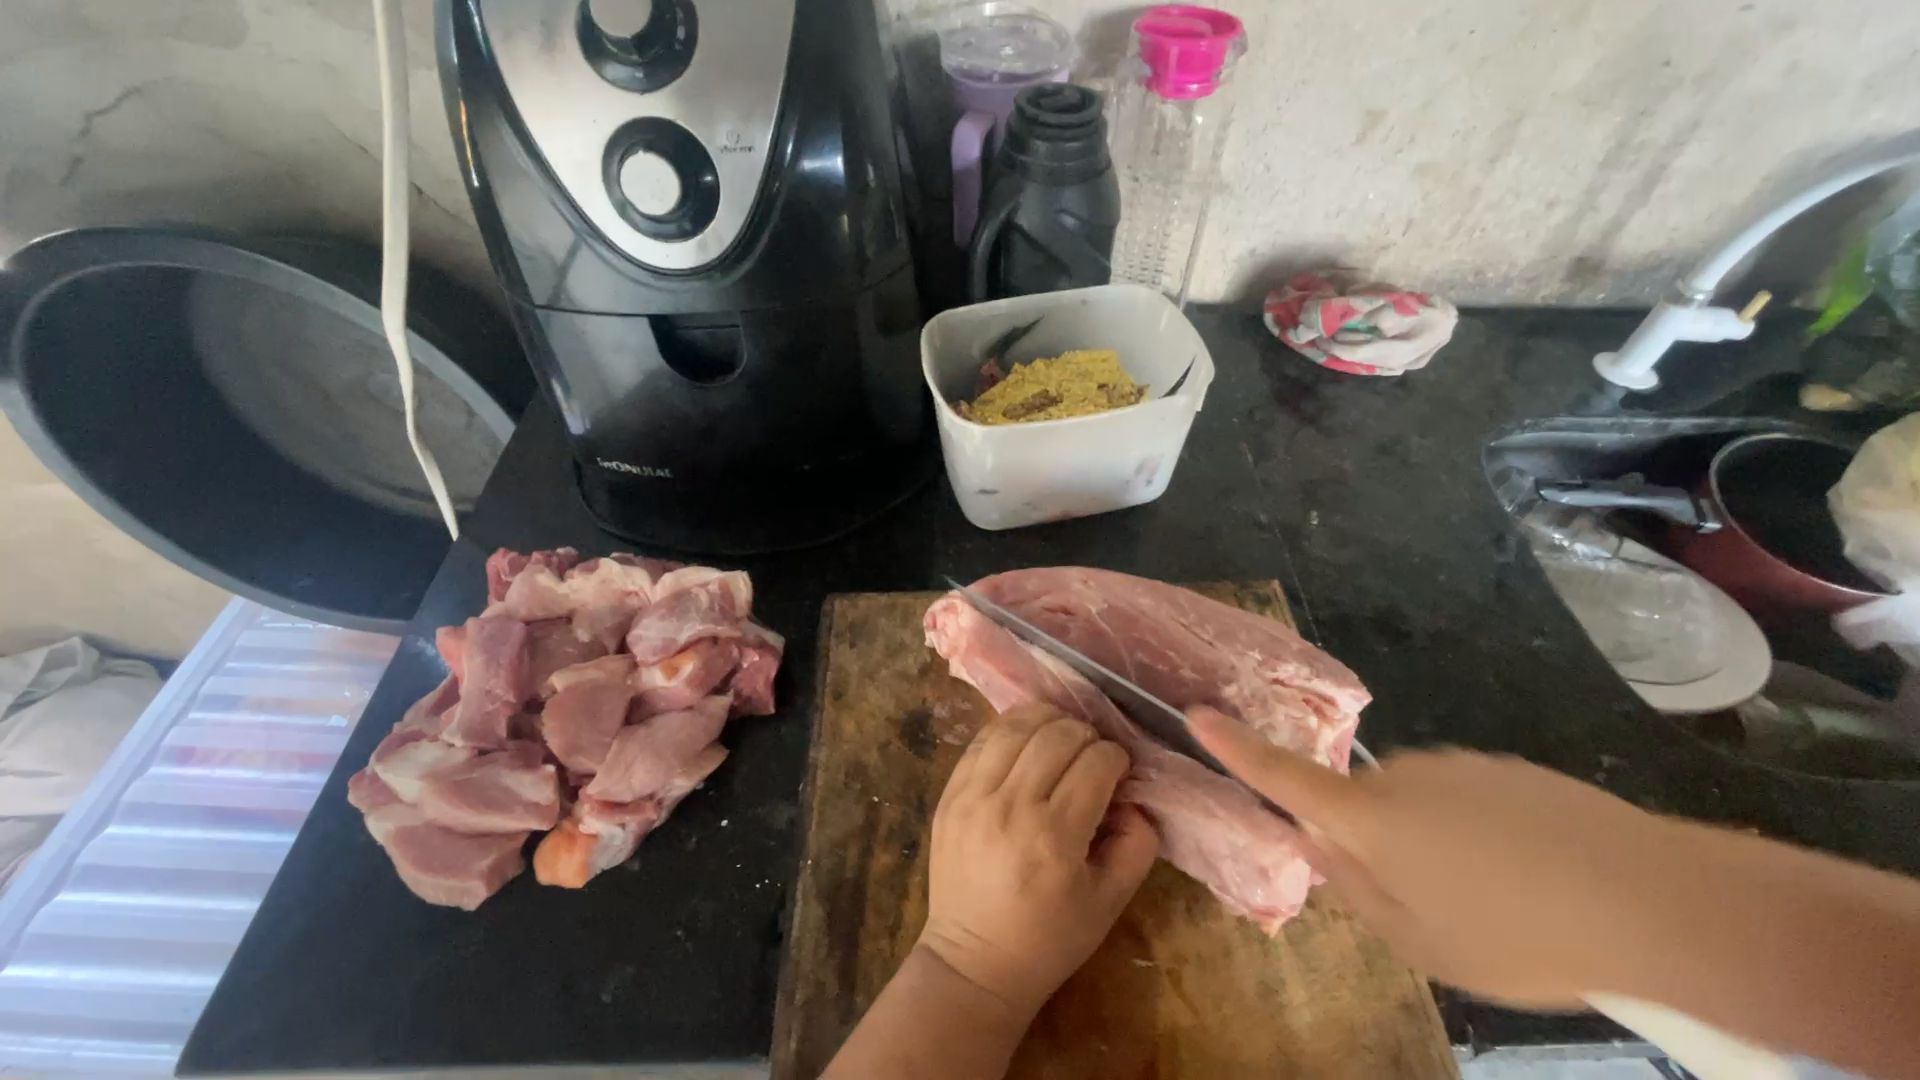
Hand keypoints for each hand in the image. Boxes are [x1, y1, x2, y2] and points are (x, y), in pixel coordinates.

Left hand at [918, 704, 1159, 1017]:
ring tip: (1061, 735)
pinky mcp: (949, 795)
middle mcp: (1011, 806)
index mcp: (1055, 836)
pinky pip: (981, 740)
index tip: (1120, 769)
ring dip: (1047, 720)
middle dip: (1087, 734)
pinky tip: (1025, 740)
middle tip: (1093, 752)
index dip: (1117, 758)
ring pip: (1015, 725)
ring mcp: (973, 796)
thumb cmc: (1049, 938)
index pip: (1096, 762)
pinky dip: (1008, 730)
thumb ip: (1138, 844)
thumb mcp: (1111, 901)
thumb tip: (1135, 796)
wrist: (974, 962)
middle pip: (1057, 734)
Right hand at [1190, 706, 1676, 1008]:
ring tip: (1498, 896)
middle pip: (1359, 803)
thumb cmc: (1519, 933)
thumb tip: (1311, 842)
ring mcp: (1456, 765)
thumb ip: (1354, 889)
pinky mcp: (1504, 767)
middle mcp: (1401, 776)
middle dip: (1373, 842)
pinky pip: (1463, 796)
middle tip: (1431, 903)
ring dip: (1431, 840)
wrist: (1656, 898)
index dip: (1234, 746)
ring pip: (1415, 803)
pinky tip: (1533, 872)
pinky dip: (1476, 831)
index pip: (1282, 776)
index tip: (1196, 712)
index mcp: (1368, 820)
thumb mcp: (1422, 941)